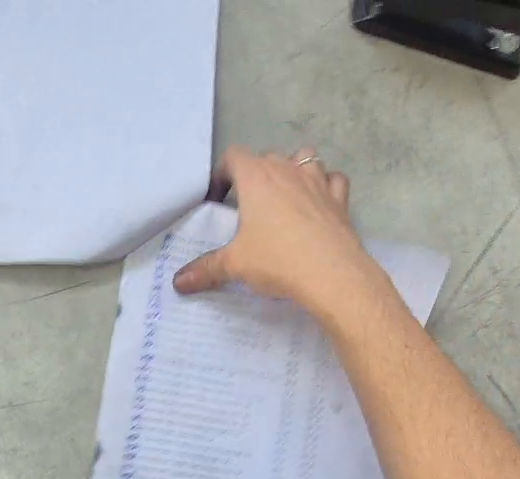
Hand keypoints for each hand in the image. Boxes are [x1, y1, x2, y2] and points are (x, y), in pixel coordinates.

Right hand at [173, 146, 389, 313]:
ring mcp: (317, 180)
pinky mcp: (340, 198)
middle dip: (256, 175)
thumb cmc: (276, 260)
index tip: (218, 200)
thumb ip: (206, 269)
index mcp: (256, 177)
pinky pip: (333, 180)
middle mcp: (287, 169)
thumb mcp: (235, 265)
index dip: (222, 174)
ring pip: (304, 158)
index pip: (233, 156)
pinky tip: (319, 203)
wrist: (330, 273)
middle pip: (267, 157)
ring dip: (293, 171)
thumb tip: (179, 281)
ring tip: (286, 196)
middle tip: (249, 206)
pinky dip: (325, 186)